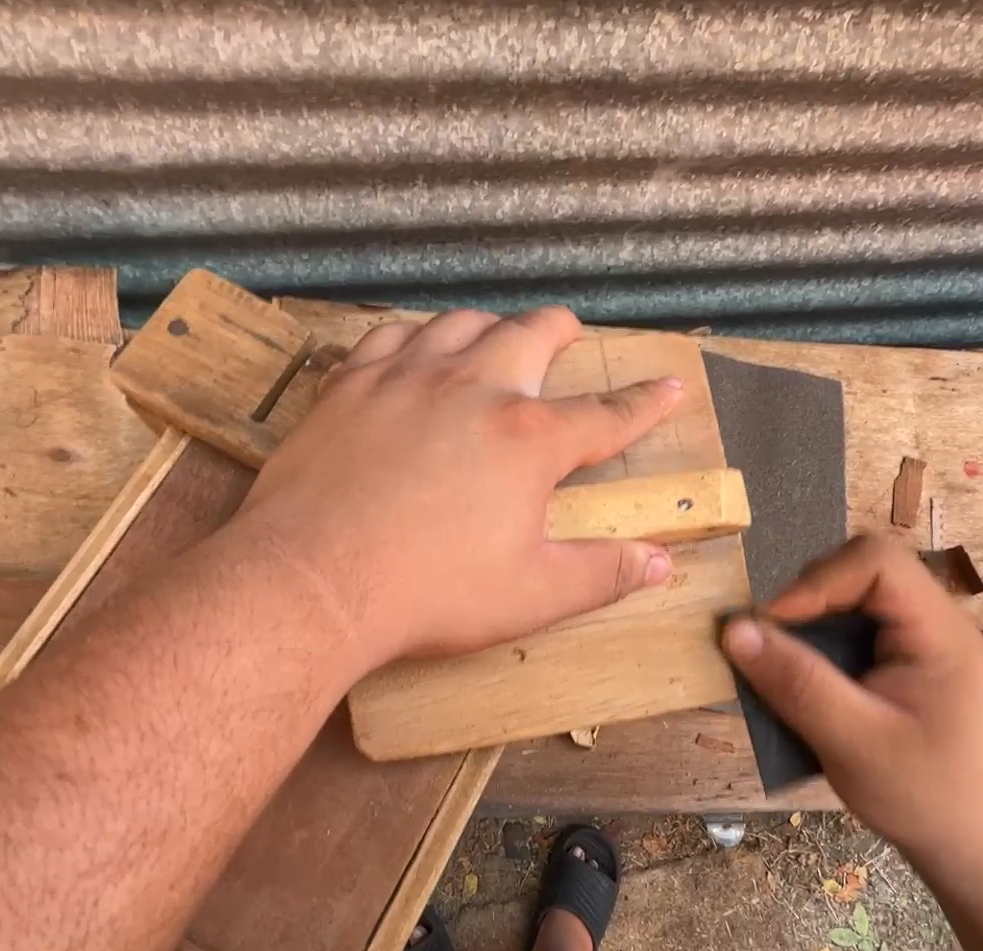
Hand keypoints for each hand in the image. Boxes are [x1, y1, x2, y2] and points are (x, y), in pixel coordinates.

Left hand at [231, 307, 682, 665]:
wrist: (313, 581)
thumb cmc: (430, 593)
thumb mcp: (532, 595)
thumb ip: (602, 575)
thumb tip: (660, 565)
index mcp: (527, 440)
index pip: (604, 416)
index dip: (643, 402)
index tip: (668, 384)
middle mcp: (472, 389)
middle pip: (529, 335)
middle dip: (558, 329)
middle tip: (567, 330)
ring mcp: (405, 379)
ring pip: (459, 324)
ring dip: (489, 324)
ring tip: (496, 335)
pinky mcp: (349, 387)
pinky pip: (389, 337)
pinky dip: (414, 337)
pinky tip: (414, 350)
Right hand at [720, 536, 982, 868]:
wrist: (982, 851)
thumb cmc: (930, 797)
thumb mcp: (855, 743)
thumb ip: (796, 683)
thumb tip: (733, 629)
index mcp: (937, 629)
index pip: (874, 561)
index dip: (815, 582)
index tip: (771, 626)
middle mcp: (930, 623)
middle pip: (859, 571)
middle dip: (806, 600)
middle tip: (770, 645)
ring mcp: (918, 644)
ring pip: (850, 601)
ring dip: (807, 625)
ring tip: (780, 665)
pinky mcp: (903, 666)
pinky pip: (851, 632)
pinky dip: (817, 647)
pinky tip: (803, 683)